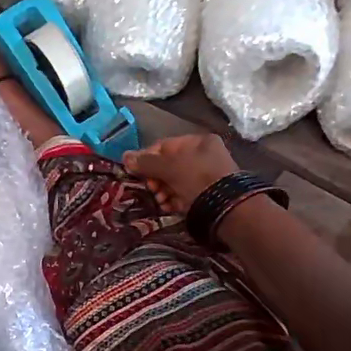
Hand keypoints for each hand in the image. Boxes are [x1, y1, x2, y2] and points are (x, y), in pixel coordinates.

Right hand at [122, 134, 239, 214]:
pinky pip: (184, 195)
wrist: (225, 208)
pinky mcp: (206, 196)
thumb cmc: (197, 178)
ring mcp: (207, 177)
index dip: (147, 157)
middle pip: (170, 165)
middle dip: (156, 178)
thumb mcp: (169, 168)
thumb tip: (125, 157)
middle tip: (150, 188)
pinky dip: (173, 201)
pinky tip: (167, 207)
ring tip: (158, 200)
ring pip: (175, 182)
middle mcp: (205, 157)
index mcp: (199, 142)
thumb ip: (146, 163)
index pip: (165, 146)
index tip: (135, 170)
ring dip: (162, 191)